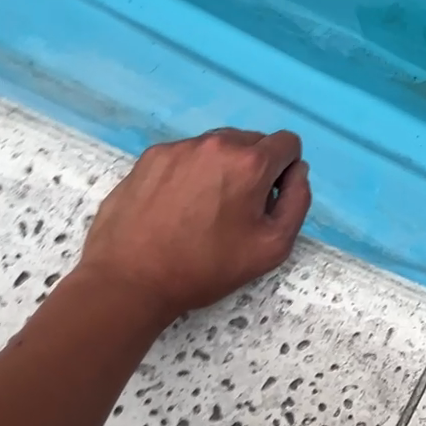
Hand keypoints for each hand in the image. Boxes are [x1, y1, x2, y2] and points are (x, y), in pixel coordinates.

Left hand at [75, 128, 312, 325]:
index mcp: (251, 162)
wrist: (127, 284)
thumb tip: (297, 171)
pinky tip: (174, 205)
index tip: (265, 200)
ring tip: (200, 208)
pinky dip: (189, 172)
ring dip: (221, 167)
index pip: (287, 143)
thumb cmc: (205, 268)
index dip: (284, 172)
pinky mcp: (151, 157)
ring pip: (218, 146)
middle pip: (253, 142)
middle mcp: (218, 143)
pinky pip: (186, 154)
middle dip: (253, 168)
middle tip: (233, 208)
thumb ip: (298, 200)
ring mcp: (181, 147)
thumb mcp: (272, 248)